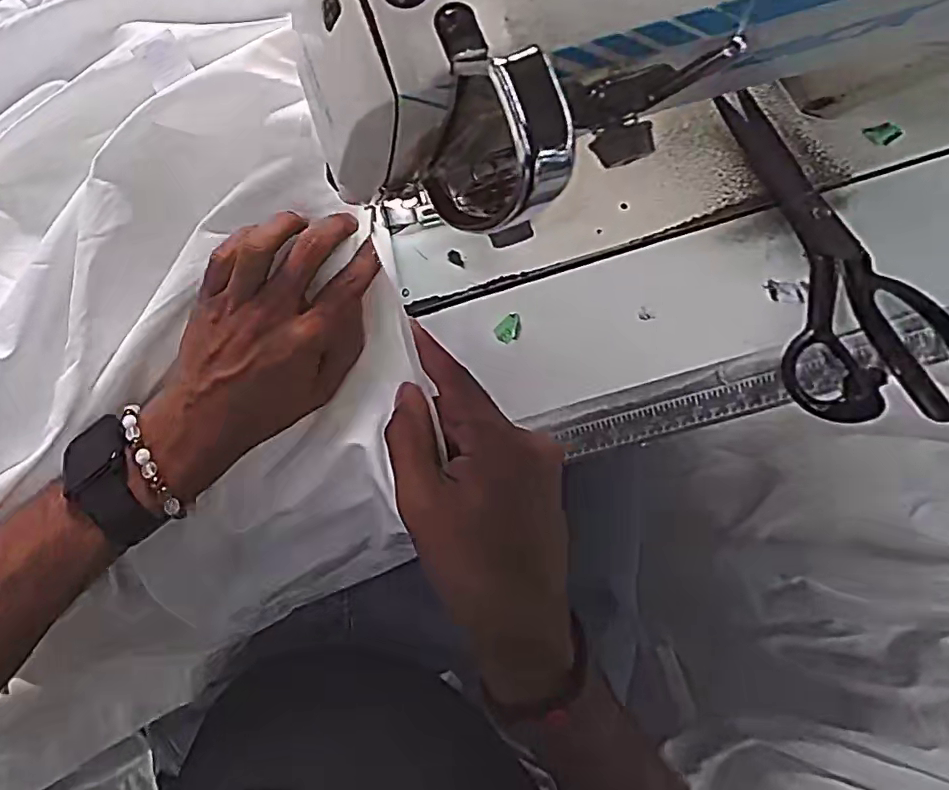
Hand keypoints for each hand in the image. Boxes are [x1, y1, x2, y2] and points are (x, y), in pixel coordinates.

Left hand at [137, 211, 380, 504]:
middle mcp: (270, 316)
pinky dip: (243, 238)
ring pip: (261, 246)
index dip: (365, 262)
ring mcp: (237, 304)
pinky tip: (258, 236)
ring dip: (285, 225)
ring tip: (300, 221)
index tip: (370, 250)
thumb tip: (355, 310)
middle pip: (307, 254)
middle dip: (333, 229)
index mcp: (302, 340)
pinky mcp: (210, 299)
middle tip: (343, 225)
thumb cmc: (256, 409)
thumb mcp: (318, 391)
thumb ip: (343, 349)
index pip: (344, 288)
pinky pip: (224, 256)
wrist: (203, 418)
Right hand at [384, 322, 574, 706]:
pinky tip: (456, 487)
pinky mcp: (543, 480)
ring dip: (453, 438)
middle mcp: (529, 443)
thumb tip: (408, 395)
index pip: (456, 381)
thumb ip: (409, 438)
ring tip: (432, 479)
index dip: (430, 352)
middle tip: (405, 431)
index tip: (411, 324)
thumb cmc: (468, 567)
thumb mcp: (421, 501)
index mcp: (499, 442)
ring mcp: (541, 462)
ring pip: (481, 429)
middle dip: (435, 411)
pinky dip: (470, 453)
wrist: (522, 625)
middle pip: (468, 407)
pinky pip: (496, 448)